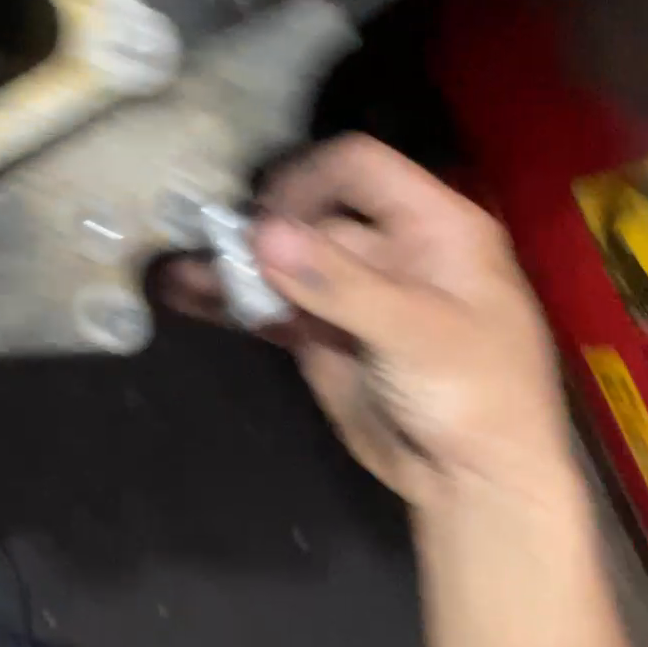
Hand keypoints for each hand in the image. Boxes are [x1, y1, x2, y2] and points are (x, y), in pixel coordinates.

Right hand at [164, 136, 571, 507]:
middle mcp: (383, 251)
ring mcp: (344, 297)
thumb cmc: (473, 392)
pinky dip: (229, 304)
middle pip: (306, 220)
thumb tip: (262, 234)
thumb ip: (339, 284)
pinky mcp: (315, 336)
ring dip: (229, 268)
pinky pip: (267, 308)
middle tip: (206, 256)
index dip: (304, 185)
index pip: (358, 170)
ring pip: (279, 267)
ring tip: (174, 273)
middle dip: (253, 234)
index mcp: (430, 228)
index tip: (257, 225)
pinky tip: (183, 295)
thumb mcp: (415, 332)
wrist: (467, 475)